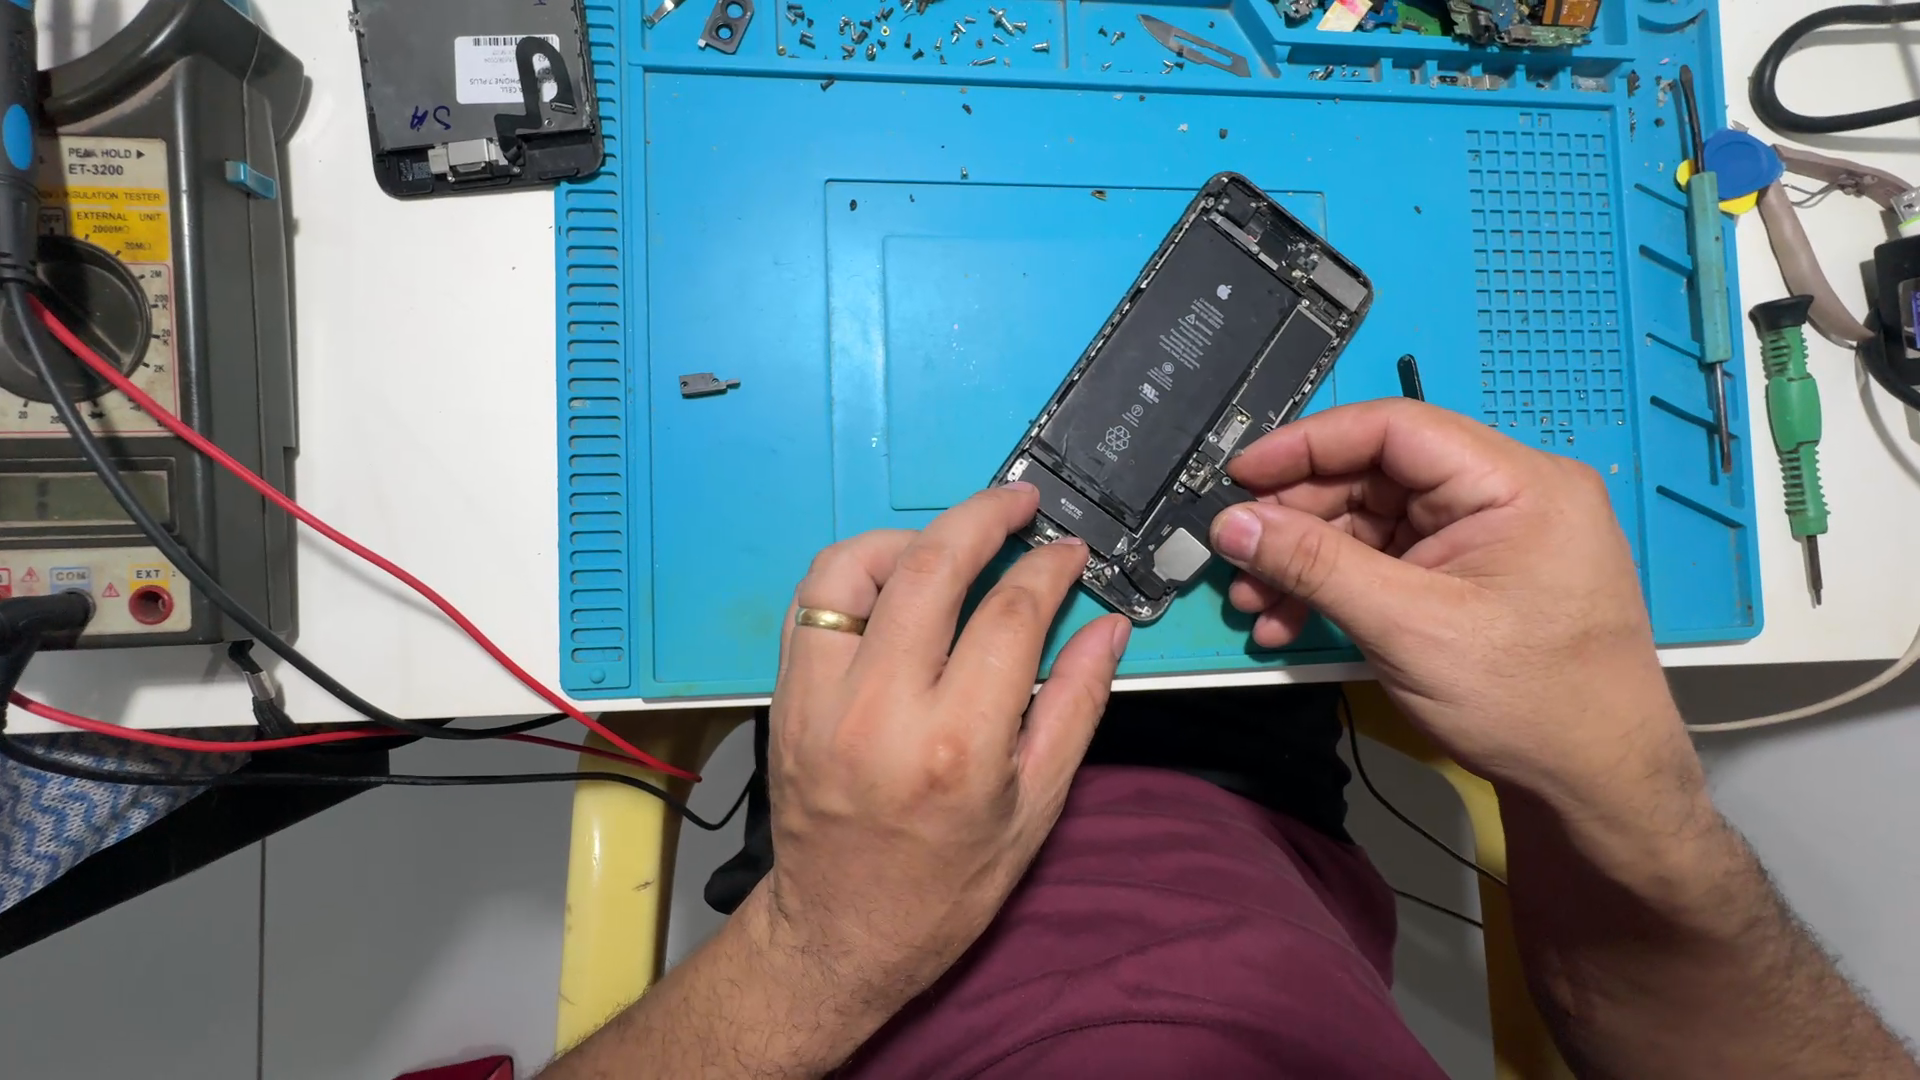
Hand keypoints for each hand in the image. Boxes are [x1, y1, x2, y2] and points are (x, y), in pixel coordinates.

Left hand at [740, 484, 1130, 1064]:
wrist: (840, 933)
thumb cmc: (951, 883)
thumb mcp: (1036, 807)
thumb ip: (1077, 705)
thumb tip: (1109, 625)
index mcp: (956, 746)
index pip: (1010, 615)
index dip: (1049, 569)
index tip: (1068, 552)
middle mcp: (879, 711)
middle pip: (931, 567)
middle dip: (984, 515)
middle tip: (1018, 502)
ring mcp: (819, 699)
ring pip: (853, 568)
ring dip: (912, 537)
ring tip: (952, 545)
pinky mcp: (785, 695)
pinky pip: (812, 600)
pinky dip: (857, 569)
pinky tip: (894, 579)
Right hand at [1209, 398, 1698, 809]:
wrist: (1590, 785)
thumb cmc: (1521, 699)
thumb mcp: (1404, 626)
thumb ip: (1311, 564)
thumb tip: (1227, 524)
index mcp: (1512, 483)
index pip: (1392, 428)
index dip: (1306, 444)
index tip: (1241, 477)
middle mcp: (1495, 495)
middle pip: (1367, 478)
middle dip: (1294, 523)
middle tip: (1237, 558)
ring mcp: (1474, 536)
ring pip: (1360, 524)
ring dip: (1299, 563)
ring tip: (1253, 604)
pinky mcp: (1455, 574)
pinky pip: (1373, 561)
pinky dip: (1325, 588)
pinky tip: (1285, 623)